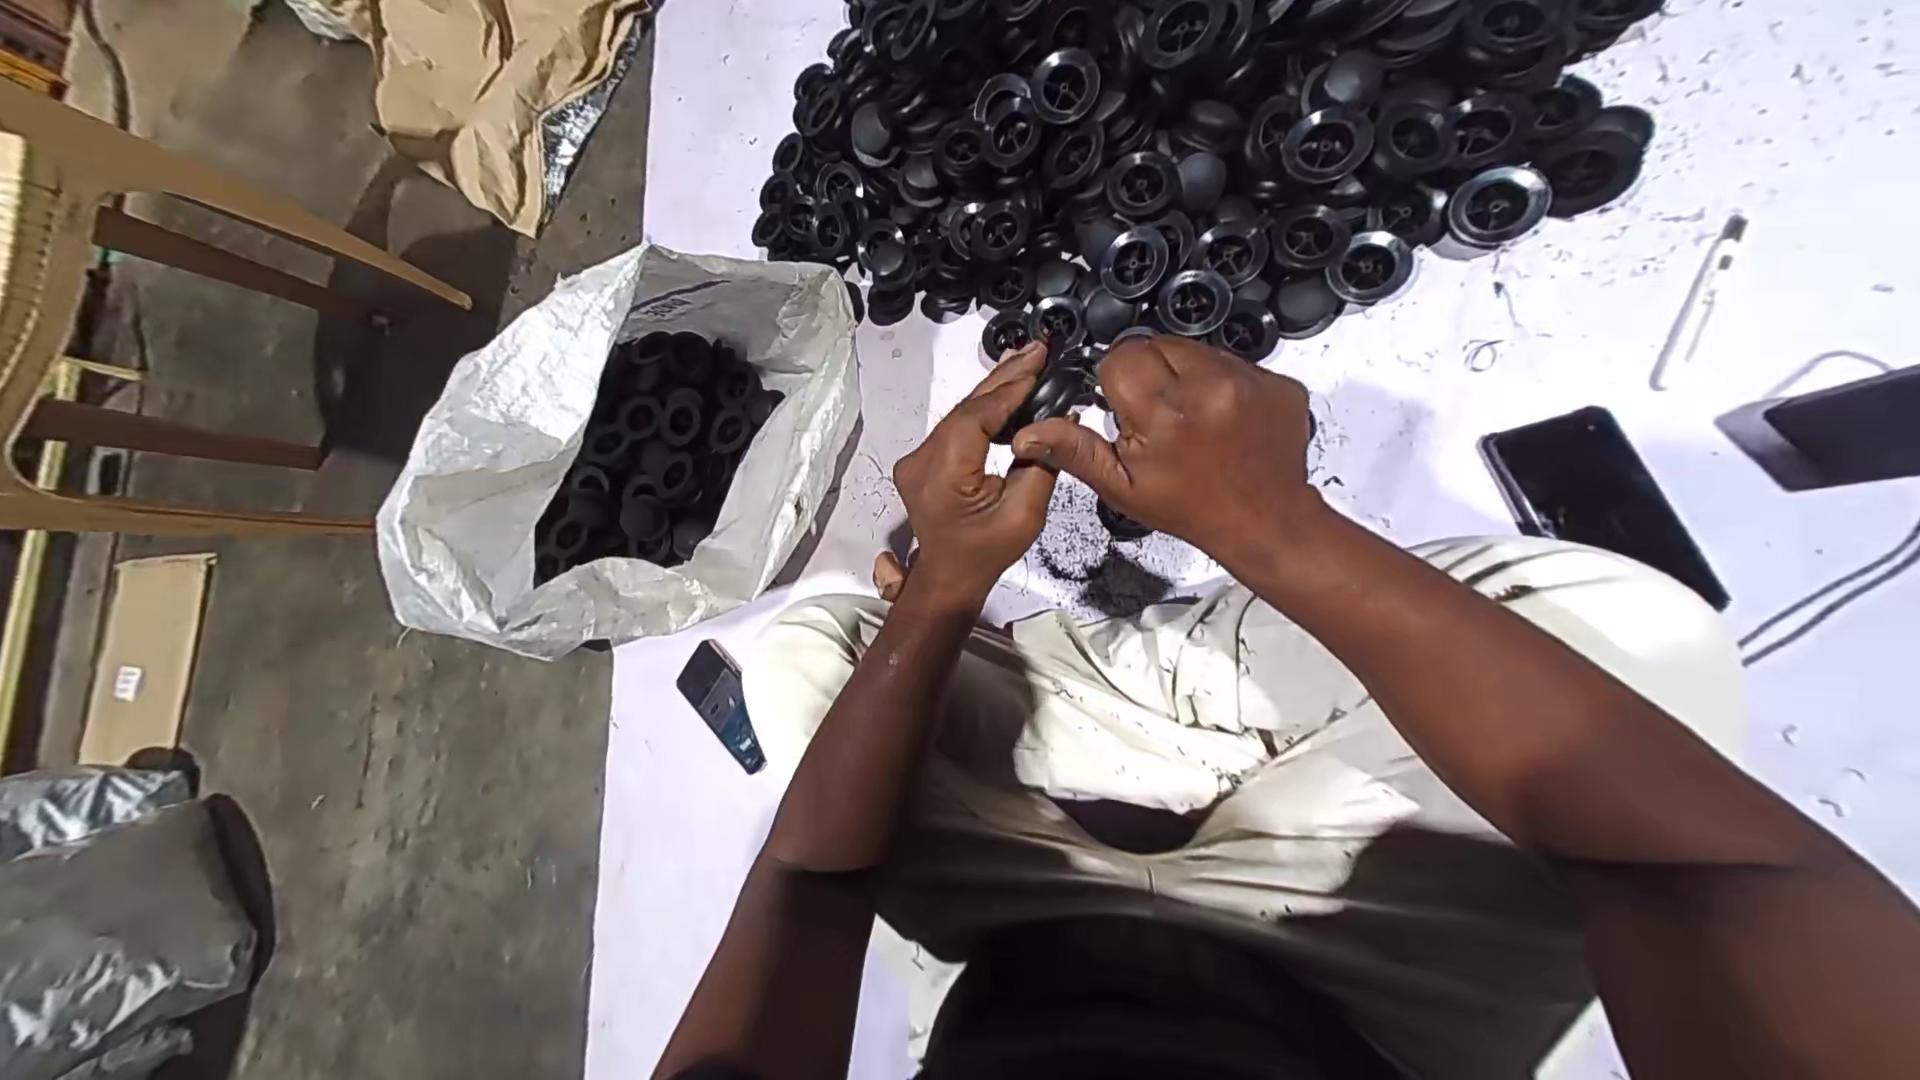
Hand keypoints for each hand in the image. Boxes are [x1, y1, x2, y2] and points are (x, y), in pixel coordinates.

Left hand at [891, 342, 1056, 606]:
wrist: (949, 575)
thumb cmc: (984, 554)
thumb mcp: (1025, 514)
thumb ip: (1042, 463)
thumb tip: (1058, 419)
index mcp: (942, 476)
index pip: (977, 417)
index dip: (1010, 389)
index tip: (1038, 364)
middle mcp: (920, 462)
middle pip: (966, 408)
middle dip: (1004, 378)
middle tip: (1036, 350)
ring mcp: (916, 460)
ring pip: (960, 413)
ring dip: (994, 390)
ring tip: (1026, 363)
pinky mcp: (921, 460)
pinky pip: (956, 426)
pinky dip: (982, 409)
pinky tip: (1005, 393)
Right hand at [1010, 335, 1319, 570]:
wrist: (1262, 519)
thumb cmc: (1191, 508)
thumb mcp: (1121, 486)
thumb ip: (1074, 451)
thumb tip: (1030, 435)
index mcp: (1164, 413)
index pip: (1121, 356)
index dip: (1115, 381)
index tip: (1125, 407)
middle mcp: (1209, 387)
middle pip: (1156, 345)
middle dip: (1148, 375)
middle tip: (1158, 417)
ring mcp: (1248, 381)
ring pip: (1193, 348)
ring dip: (1183, 375)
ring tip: (1189, 418)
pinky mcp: (1274, 381)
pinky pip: (1230, 360)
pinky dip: (1217, 381)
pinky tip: (1218, 416)